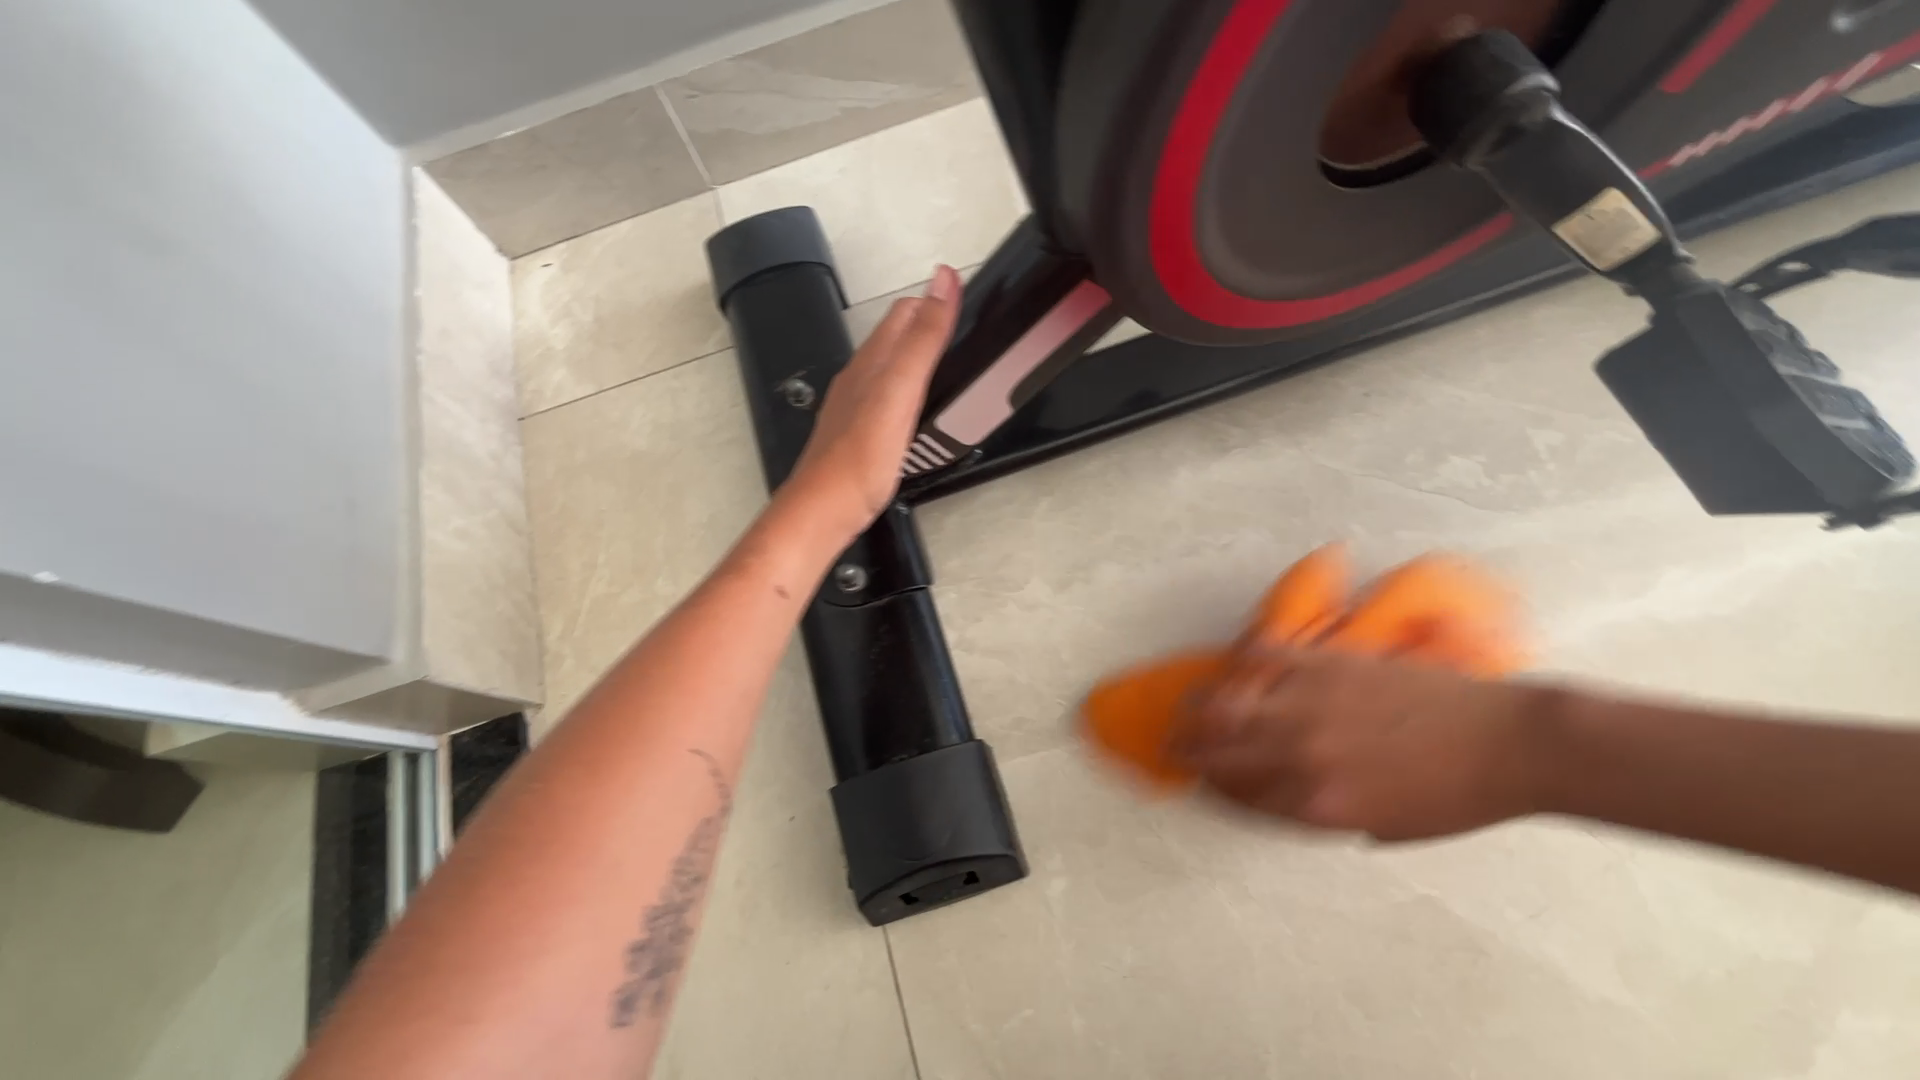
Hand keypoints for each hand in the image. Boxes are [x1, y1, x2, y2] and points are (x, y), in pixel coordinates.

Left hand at [784, 265, 960, 539]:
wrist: (826, 510)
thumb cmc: (859, 458)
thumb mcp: (900, 390)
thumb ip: (924, 337)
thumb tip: (942, 280)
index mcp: (872, 362)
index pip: (905, 312)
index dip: (936, 299)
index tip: (963, 290)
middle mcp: (860, 379)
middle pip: (896, 338)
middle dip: (927, 322)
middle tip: (960, 322)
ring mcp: (857, 408)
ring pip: (890, 368)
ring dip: (917, 356)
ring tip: (945, 359)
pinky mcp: (861, 436)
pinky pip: (888, 400)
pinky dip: (909, 392)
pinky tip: (918, 408)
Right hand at [1171, 648, 1555, 841]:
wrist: (1508, 744)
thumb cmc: (1453, 799)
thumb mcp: (1382, 826)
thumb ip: (1321, 813)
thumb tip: (1278, 794)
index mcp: (1316, 804)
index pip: (1238, 796)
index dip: (1211, 788)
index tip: (1198, 781)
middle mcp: (1300, 755)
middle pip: (1220, 750)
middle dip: (1187, 748)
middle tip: (1172, 743)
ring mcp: (1310, 705)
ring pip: (1230, 703)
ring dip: (1200, 707)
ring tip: (1186, 706)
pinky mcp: (1327, 665)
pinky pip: (1267, 659)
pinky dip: (1242, 662)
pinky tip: (1233, 664)